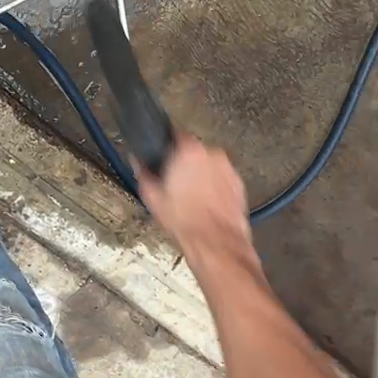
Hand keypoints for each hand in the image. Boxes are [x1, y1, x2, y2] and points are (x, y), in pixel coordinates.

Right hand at [136, 133, 252, 269]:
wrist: (215, 243)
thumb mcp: (151, 195)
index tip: (162, 156)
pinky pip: (221, 180)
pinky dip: (213, 187)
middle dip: (183, 162)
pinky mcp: (239, 186)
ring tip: (188, 196)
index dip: (166, 147)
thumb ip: (142, 172)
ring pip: (209, 165)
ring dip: (200, 174)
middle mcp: (212, 155)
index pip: (175, 134)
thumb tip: (138, 163)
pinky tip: (202, 204)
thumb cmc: (186, 220)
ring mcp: (228, 170)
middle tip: (172, 180)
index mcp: (189, 150)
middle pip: (193, 150)